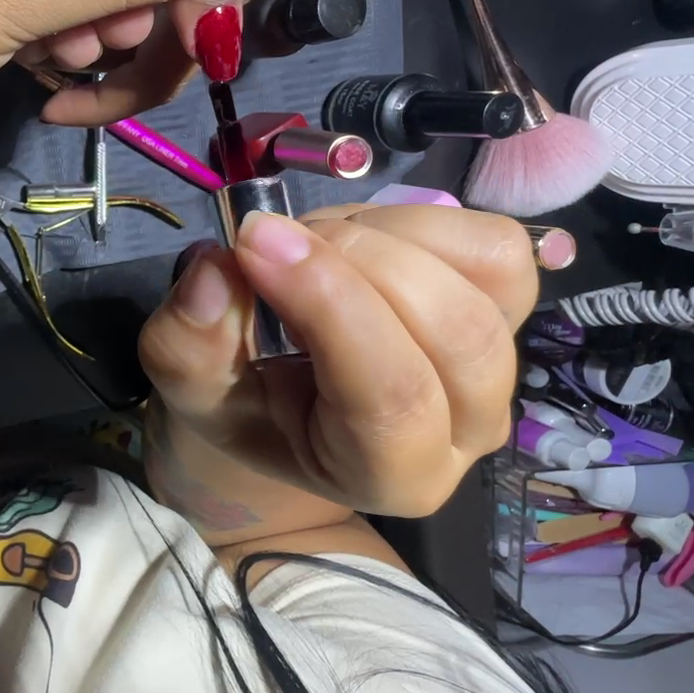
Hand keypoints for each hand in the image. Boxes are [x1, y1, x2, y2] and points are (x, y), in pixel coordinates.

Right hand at [139, 206, 536, 517]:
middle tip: (268, 236)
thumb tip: (217, 265)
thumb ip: (188, 339)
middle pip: (456, 329)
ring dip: (381, 233)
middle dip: (352, 257)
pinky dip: (418, 220)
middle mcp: (466, 430)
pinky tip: (355, 238)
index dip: (328, 304)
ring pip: (485, 277)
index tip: (250, 241)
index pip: (391, 394)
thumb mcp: (186, 384)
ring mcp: (496, 367)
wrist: (276, 397)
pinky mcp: (507, 309)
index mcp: (387, 472)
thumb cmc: (235, 402)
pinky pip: (493, 245)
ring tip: (309, 241)